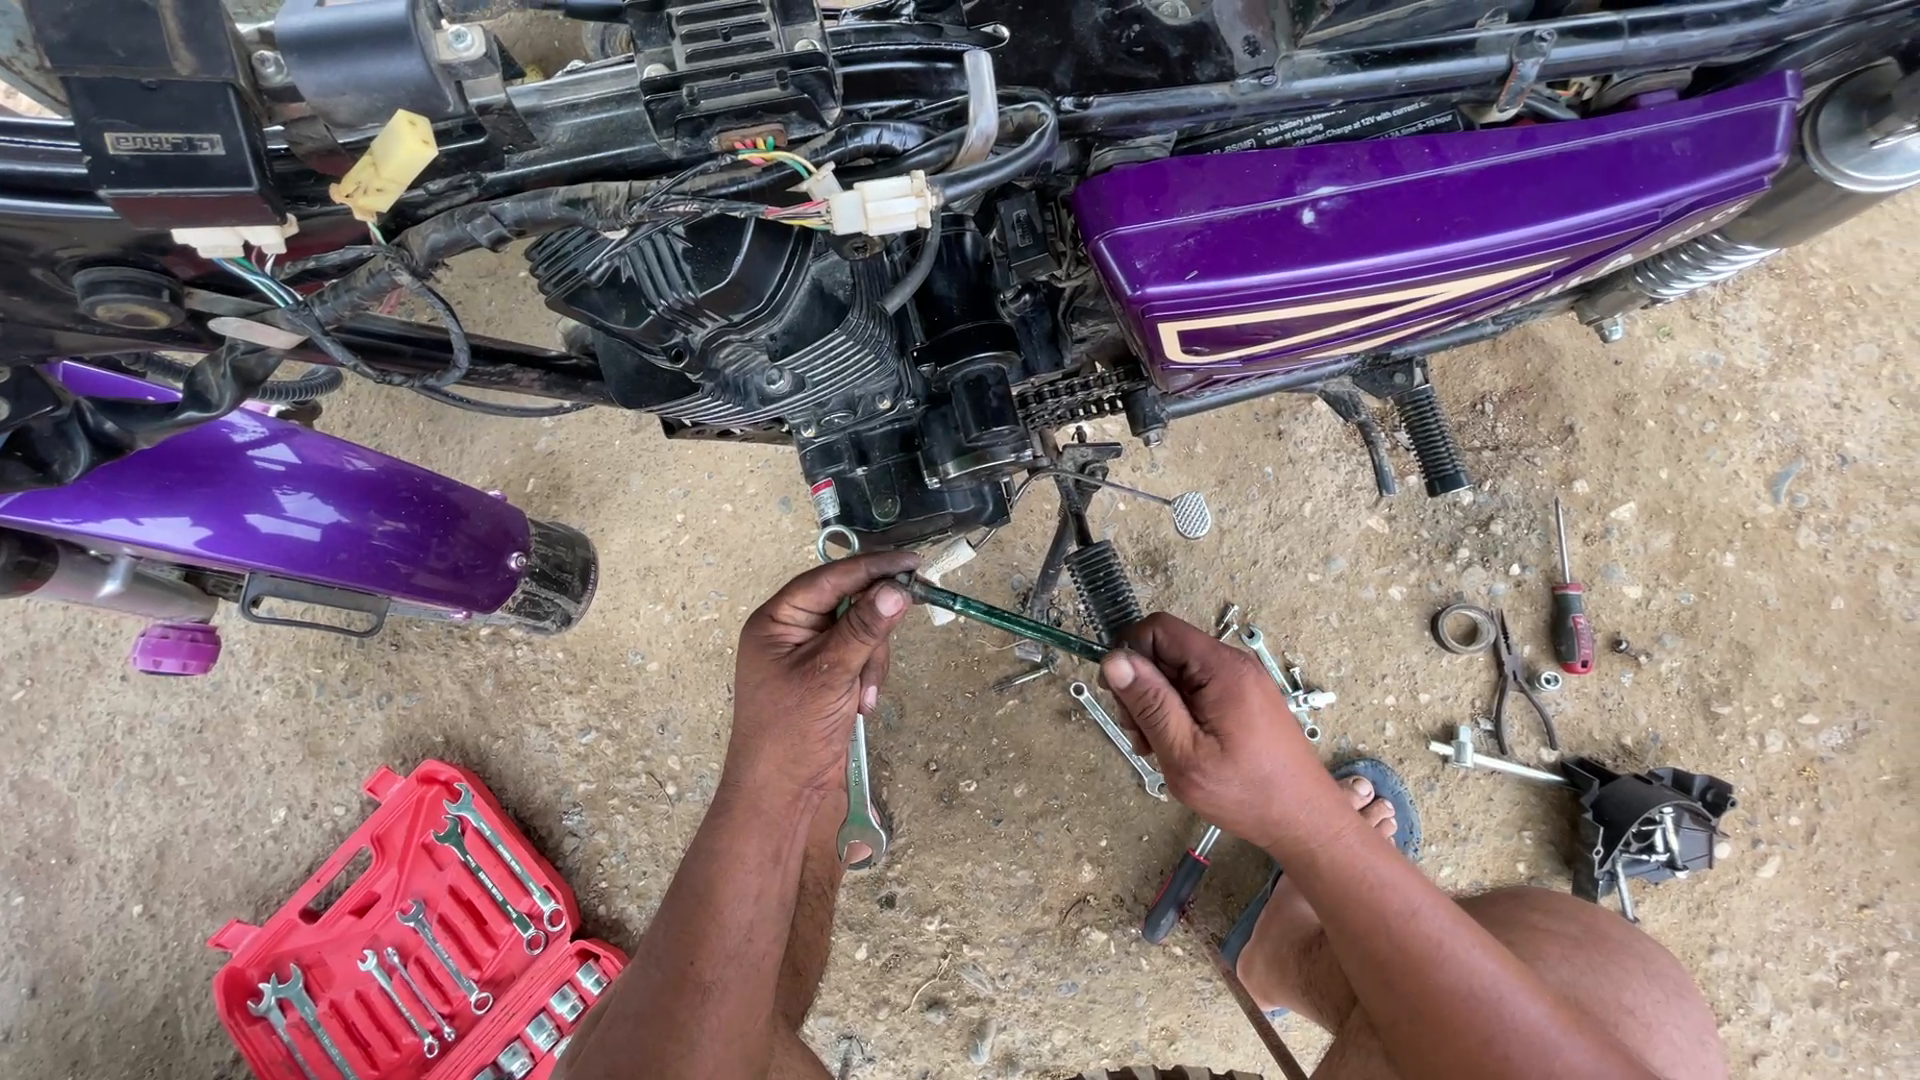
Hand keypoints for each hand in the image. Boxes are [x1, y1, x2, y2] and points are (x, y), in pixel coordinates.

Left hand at [726, 551, 920, 796]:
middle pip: (851, 604)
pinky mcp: (830, 675)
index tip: (912, 562)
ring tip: (863, 697)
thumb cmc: (790, 730)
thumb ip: (864, 629)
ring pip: (864, 632)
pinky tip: (861, 705)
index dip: (872, 568)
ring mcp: (813, 653)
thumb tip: (898, 590)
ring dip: (871, 663)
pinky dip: (869, 678)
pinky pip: (862, 657)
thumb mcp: (829, 674)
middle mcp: (794, 629)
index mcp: (778, 619)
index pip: (830, 578)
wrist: (782, 791)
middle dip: (872, 631)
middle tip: (898, 634)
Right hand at [1100, 613, 1331, 849]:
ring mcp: (1240, 680)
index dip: (1130, 655)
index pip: (1158, 629)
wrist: (1304, 821)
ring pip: (1177, 672)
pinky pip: (1196, 688)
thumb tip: (1114, 659)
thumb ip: (1149, 703)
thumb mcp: (1185, 753)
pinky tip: (1180, 746)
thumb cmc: (1247, 794)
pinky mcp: (1243, 698)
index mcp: (1221, 669)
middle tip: (1141, 734)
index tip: (1121, 698)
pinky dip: (1178, 712)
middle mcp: (1233, 664)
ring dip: (1157, 704)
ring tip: (1159, 747)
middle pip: (1165, 650)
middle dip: (1142, 687)